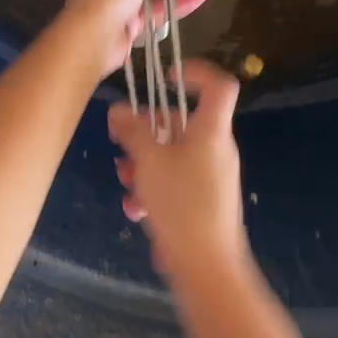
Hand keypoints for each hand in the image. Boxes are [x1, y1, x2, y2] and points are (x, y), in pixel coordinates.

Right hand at [108, 58, 248, 278]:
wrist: (206, 263)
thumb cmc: (181, 202)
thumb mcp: (148, 161)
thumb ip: (132, 130)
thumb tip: (120, 108)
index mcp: (211, 132)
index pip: (218, 87)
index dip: (194, 73)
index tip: (163, 78)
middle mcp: (214, 150)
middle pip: (180, 125)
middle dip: (145, 133)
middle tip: (120, 143)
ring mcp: (209, 176)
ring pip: (170, 155)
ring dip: (142, 165)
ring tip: (125, 181)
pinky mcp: (201, 201)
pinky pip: (173, 182)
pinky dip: (152, 189)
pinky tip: (135, 207)